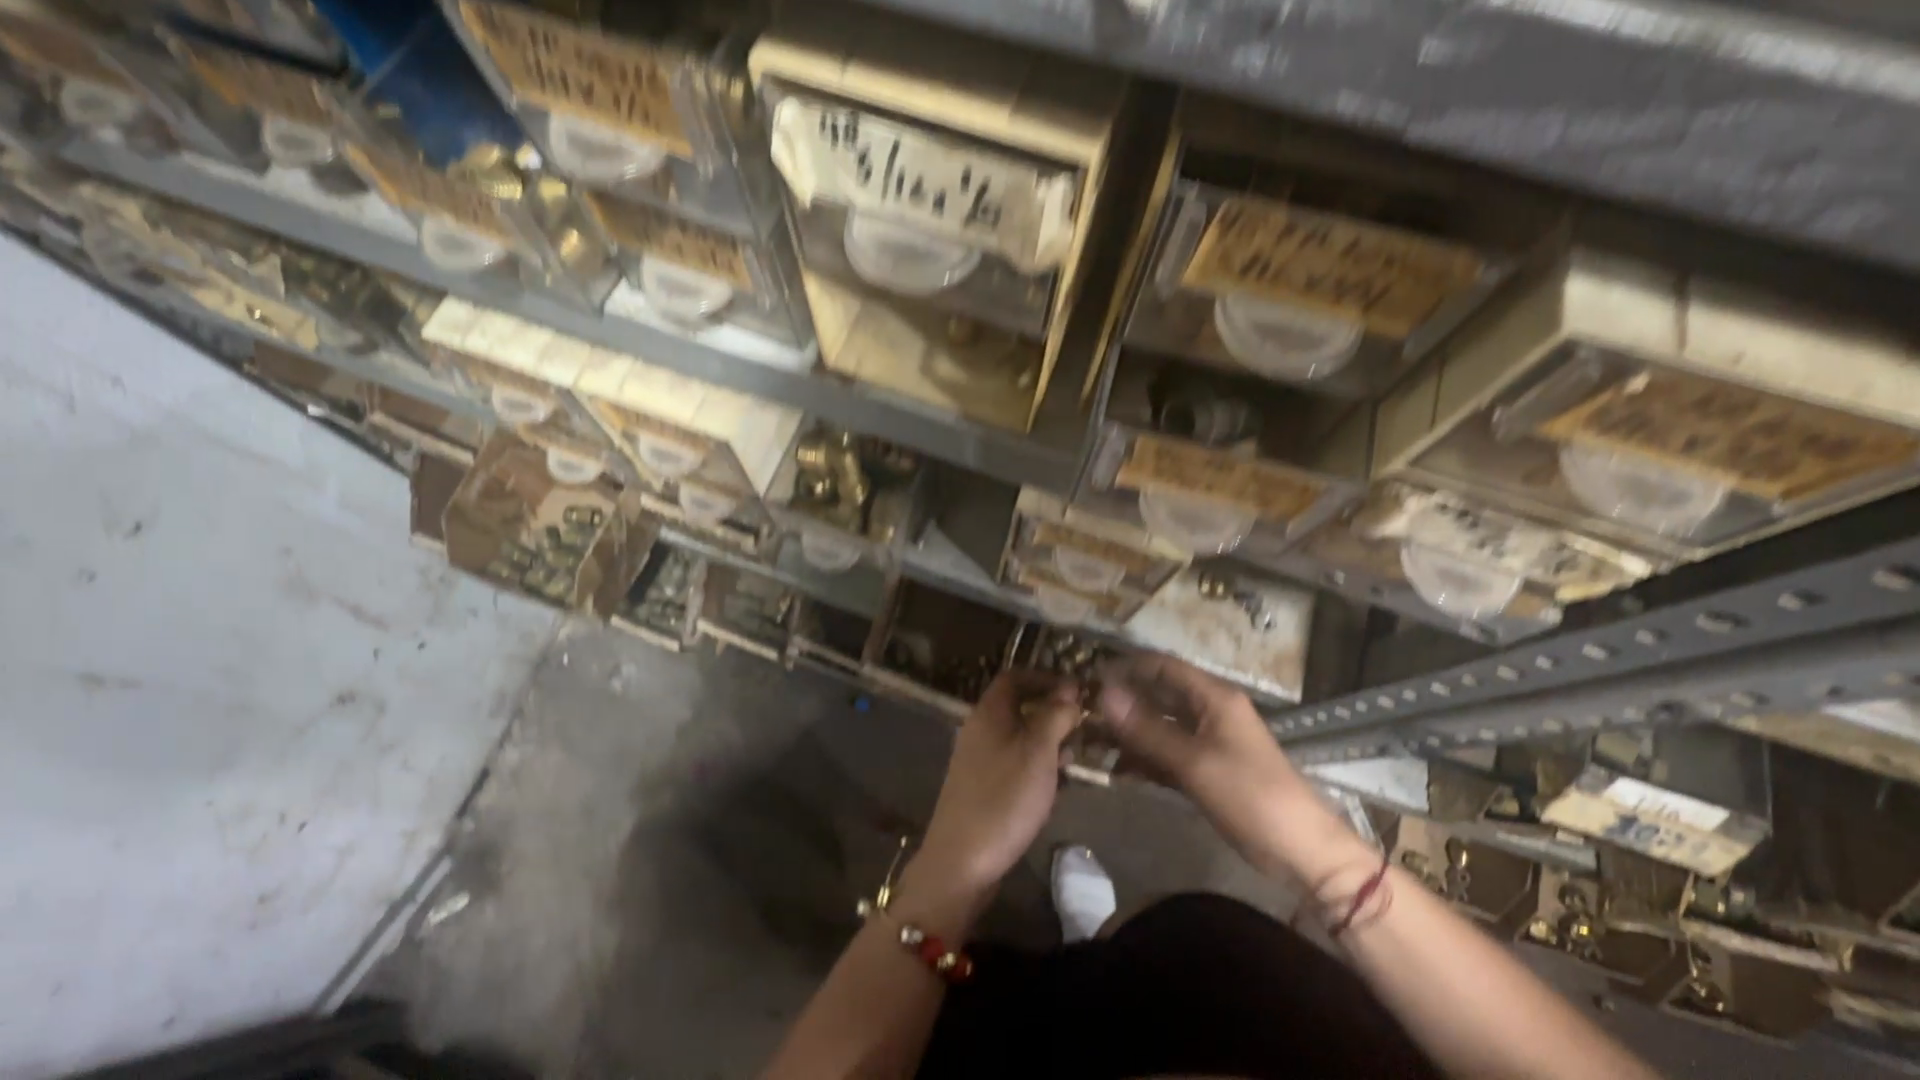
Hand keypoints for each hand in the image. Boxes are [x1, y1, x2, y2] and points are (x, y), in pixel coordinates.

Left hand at [915, 670, 1081, 899]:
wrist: (962, 861)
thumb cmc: (1004, 799)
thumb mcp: (1038, 752)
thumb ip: (1054, 716)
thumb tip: (1069, 689)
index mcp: (988, 713)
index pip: (1014, 677)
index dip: (1045, 678)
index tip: (1077, 691)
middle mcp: (978, 730)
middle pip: (1018, 707)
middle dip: (1052, 714)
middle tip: (1083, 730)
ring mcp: (977, 760)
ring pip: (1018, 738)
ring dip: (1048, 744)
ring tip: (1074, 762)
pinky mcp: (980, 788)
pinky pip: (1013, 764)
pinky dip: (1036, 768)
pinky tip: (1054, 788)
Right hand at [1093, 655, 1371, 886]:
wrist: (1297, 847)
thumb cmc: (1249, 794)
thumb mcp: (1193, 760)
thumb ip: (1147, 728)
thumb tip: (1104, 693)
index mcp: (1214, 698)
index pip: (1164, 667)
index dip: (1128, 667)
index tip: (1089, 676)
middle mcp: (1209, 712)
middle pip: (1159, 696)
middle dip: (1123, 702)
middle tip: (1082, 713)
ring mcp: (1207, 742)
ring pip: (1160, 728)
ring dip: (1130, 734)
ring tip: (1091, 743)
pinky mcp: (1205, 770)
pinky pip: (1167, 756)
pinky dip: (1144, 760)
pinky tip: (1116, 770)